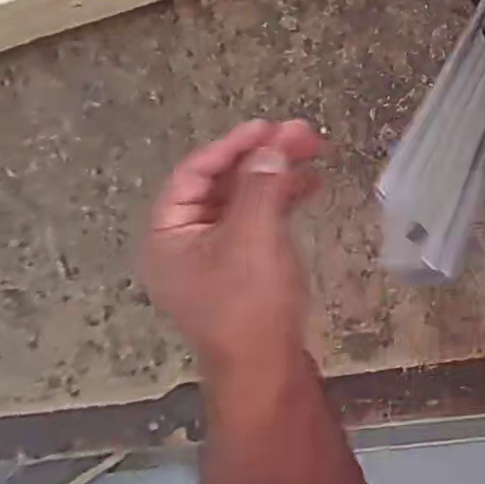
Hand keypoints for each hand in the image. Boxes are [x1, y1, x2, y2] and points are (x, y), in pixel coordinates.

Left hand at [141, 119, 323, 378]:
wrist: (264, 357)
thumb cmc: (249, 298)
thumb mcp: (254, 238)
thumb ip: (259, 189)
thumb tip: (270, 148)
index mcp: (169, 234)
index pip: (193, 175)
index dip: (230, 146)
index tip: (269, 126)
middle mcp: (186, 238)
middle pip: (221, 182)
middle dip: (261, 156)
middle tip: (303, 134)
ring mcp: (216, 249)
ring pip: (244, 195)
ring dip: (277, 171)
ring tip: (315, 152)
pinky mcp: (245, 259)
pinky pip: (260, 214)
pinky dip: (283, 194)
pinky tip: (311, 184)